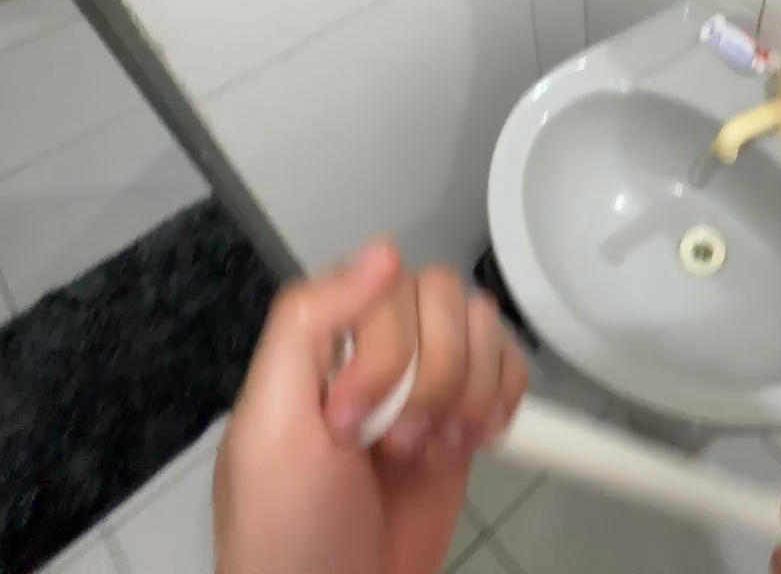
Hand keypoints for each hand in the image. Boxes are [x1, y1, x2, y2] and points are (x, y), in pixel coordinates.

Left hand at [213, 240, 530, 573]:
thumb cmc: (290, 531)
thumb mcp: (269, 428)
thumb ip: (308, 325)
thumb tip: (383, 249)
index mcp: (329, 339)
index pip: (386, 287)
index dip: (385, 351)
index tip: (353, 423)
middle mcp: (385, 342)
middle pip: (444, 296)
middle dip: (433, 376)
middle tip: (402, 444)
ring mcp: (433, 373)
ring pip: (483, 321)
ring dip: (471, 388)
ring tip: (440, 446)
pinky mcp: (472, 406)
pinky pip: (511, 361)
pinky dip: (504, 395)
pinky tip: (478, 437)